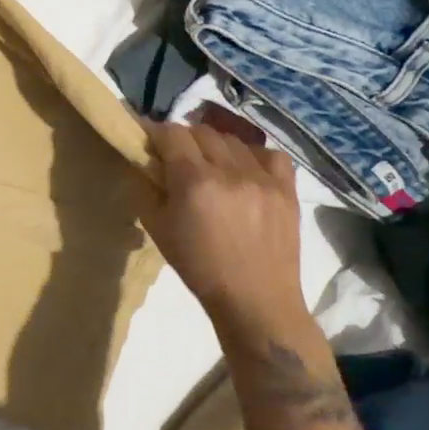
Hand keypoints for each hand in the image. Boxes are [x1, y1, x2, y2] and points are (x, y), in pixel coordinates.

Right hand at [140, 108, 308, 331]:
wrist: (256, 299)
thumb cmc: (197, 263)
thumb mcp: (154, 223)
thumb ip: (144, 184)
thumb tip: (141, 158)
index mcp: (193, 180)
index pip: (170, 132)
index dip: (154, 133)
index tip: (147, 142)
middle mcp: (230, 172)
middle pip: (201, 131)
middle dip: (183, 138)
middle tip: (175, 157)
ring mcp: (264, 180)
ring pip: (233, 140)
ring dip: (214, 145)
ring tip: (209, 165)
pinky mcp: (287, 191)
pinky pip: (270, 155)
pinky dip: (252, 155)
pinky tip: (243, 170)